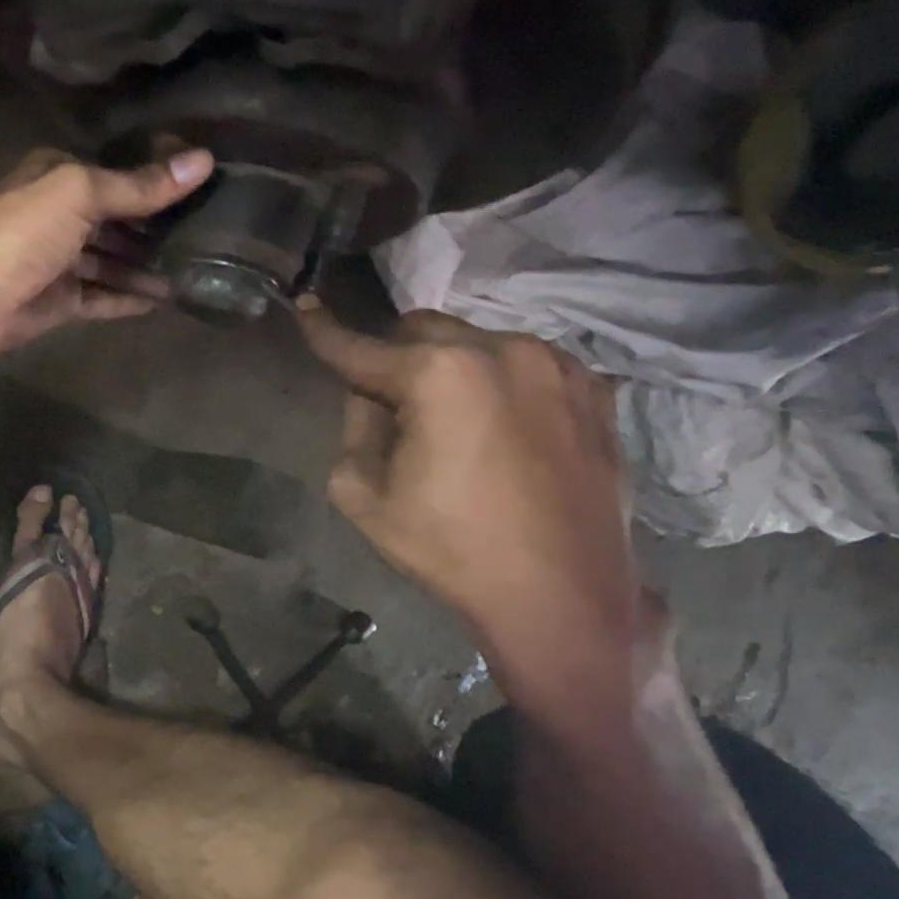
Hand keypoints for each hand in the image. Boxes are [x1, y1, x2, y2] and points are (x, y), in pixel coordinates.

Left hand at [0, 147, 213, 356]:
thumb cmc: (20, 233)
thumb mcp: (79, 195)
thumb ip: (138, 186)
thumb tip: (204, 162)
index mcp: (60, 178)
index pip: (119, 174)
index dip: (158, 178)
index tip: (209, 183)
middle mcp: (62, 216)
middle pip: (120, 219)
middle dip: (159, 225)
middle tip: (215, 229)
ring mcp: (62, 261)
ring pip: (115, 260)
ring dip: (150, 265)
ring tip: (199, 267)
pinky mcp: (63, 301)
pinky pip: (105, 296)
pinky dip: (131, 297)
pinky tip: (168, 297)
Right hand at [295, 299, 650, 684]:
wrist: (560, 592)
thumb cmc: (449, 546)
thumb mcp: (362, 494)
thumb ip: (355, 429)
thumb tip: (373, 398)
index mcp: (438, 373)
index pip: (360, 347)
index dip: (323, 331)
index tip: (303, 306)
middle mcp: (502, 350)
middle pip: (423, 327)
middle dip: (395, 356)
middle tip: (390, 408)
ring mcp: (557, 366)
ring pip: (478, 342)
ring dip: (450, 368)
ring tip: (454, 426)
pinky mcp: (595, 391)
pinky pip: (528, 366)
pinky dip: (499, 384)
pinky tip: (502, 433)